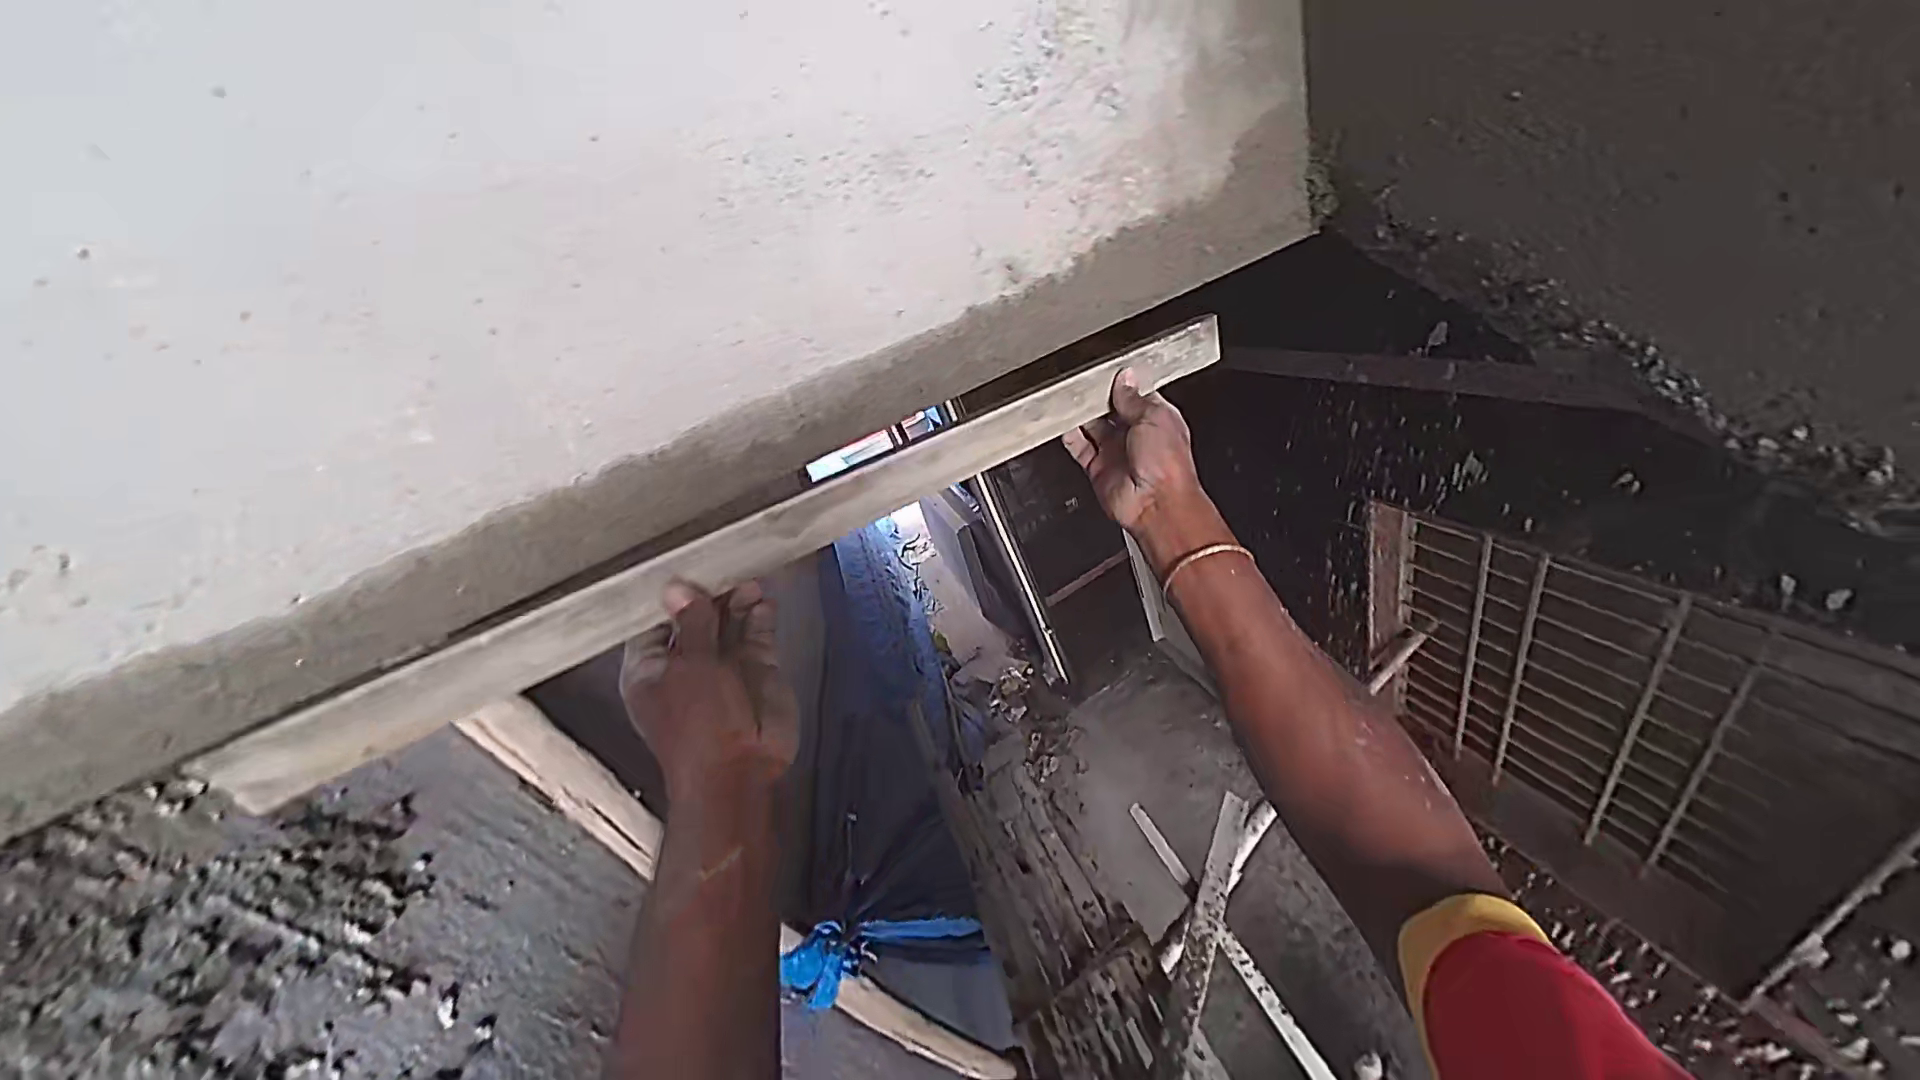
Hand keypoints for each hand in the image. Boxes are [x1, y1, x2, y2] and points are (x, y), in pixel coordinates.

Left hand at [620, 581, 799, 803]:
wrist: (740, 769)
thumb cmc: (699, 723)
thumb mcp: (689, 667)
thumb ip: (691, 623)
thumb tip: (677, 587)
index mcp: (652, 668)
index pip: (656, 621)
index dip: (669, 596)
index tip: (683, 563)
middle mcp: (687, 664)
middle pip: (697, 617)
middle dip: (710, 593)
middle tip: (724, 564)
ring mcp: (724, 666)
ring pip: (730, 622)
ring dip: (737, 600)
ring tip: (748, 580)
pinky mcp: (757, 668)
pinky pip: (758, 633)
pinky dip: (761, 615)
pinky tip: (763, 599)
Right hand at [1061, 368, 1204, 531]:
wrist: (1157, 503)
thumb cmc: (1168, 465)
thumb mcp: (1154, 417)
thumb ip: (1134, 398)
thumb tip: (1125, 380)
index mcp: (1156, 420)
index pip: (1134, 395)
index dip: (1121, 384)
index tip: (1107, 373)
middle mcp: (1135, 436)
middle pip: (1110, 410)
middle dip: (1098, 399)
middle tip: (1084, 386)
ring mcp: (1116, 452)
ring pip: (1092, 427)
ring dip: (1082, 416)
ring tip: (1070, 400)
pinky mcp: (1098, 468)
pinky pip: (1079, 448)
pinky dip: (1070, 436)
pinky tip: (1065, 425)